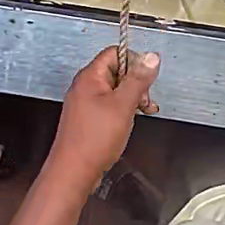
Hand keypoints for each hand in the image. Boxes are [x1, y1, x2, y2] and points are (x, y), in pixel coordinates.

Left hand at [45, 47, 160, 191]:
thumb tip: (150, 58)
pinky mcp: (88, 117)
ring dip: (131, 98)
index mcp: (90, 77)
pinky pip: (110, 104)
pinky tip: (129, 121)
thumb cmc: (91, 141)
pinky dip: (123, 109)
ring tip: (139, 111)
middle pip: (117, 70)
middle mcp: (85, 87)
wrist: (73, 172)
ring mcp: (85, 102)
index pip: (115, 52)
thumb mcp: (124, 105)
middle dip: (135, 83)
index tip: (145, 78)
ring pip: (115, 89)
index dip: (134, 62)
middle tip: (143, 99)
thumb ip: (138, 80)